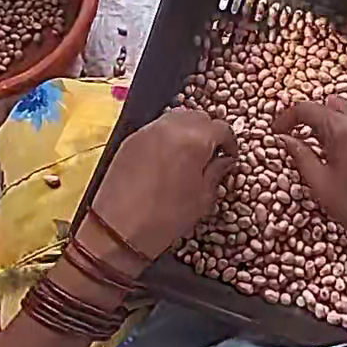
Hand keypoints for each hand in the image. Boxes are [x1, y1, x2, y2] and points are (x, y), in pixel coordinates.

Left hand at [84, 108, 235, 273]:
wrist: (117, 229)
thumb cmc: (166, 217)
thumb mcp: (202, 198)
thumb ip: (216, 172)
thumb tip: (224, 159)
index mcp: (194, 140)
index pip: (221, 128)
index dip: (230, 142)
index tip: (229, 157)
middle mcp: (170, 127)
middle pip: (199, 116)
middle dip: (209, 132)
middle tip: (211, 154)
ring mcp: (147, 131)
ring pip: (176, 117)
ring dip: (188, 130)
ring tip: (190, 154)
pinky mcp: (131, 139)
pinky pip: (157, 128)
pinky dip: (168, 135)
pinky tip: (168, 157)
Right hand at [271, 96, 346, 266]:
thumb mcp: (322, 185)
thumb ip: (301, 156)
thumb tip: (285, 139)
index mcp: (346, 132)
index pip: (308, 109)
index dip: (288, 117)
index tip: (278, 130)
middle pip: (333, 105)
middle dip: (314, 118)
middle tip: (302, 139)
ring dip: (336, 123)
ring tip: (328, 150)